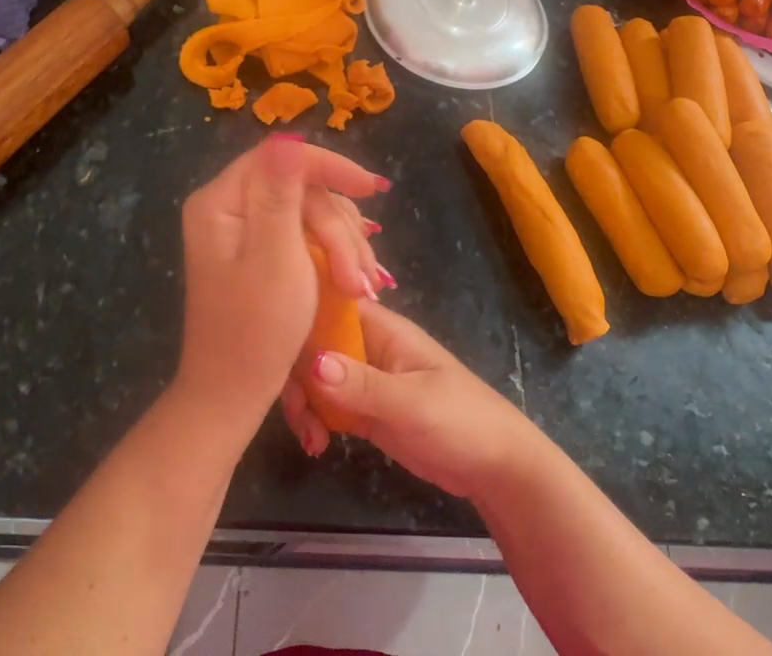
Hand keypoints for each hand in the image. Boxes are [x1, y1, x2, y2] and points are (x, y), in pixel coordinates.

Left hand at [175, 134, 387, 420]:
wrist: (232, 394)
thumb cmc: (256, 330)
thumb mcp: (276, 257)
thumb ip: (281, 194)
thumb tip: (287, 138)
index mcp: (221, 202)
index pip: (281, 159)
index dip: (331, 168)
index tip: (374, 189)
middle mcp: (227, 209)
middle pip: (300, 189)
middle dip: (338, 228)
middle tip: (363, 277)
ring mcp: (242, 233)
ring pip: (308, 213)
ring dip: (342, 245)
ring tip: (362, 286)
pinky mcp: (258, 255)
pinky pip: (303, 236)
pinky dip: (331, 256)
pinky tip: (353, 280)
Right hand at [281, 301, 544, 496]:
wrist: (495, 466)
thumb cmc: (462, 421)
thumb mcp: (411, 403)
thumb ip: (361, 385)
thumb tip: (311, 363)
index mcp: (382, 329)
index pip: (328, 305)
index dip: (298, 319)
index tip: (275, 353)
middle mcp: (367, 346)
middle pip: (312, 345)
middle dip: (297, 378)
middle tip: (300, 416)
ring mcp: (364, 378)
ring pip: (313, 377)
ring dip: (304, 406)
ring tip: (314, 441)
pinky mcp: (362, 409)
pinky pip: (325, 404)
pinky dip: (314, 422)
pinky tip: (317, 445)